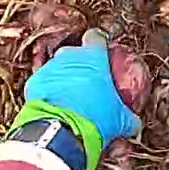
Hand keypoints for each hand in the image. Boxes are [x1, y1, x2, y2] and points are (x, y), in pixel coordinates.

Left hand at [17, 30, 140, 169]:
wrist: (59, 133)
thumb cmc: (94, 118)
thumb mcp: (119, 119)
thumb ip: (129, 117)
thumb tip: (135, 124)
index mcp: (93, 57)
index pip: (96, 37)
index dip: (99, 43)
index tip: (102, 51)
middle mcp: (69, 56)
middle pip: (74, 52)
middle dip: (80, 63)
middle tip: (88, 81)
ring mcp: (49, 68)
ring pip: (58, 67)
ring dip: (64, 78)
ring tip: (71, 98)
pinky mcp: (33, 83)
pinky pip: (43, 83)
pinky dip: (48, 91)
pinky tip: (56, 106)